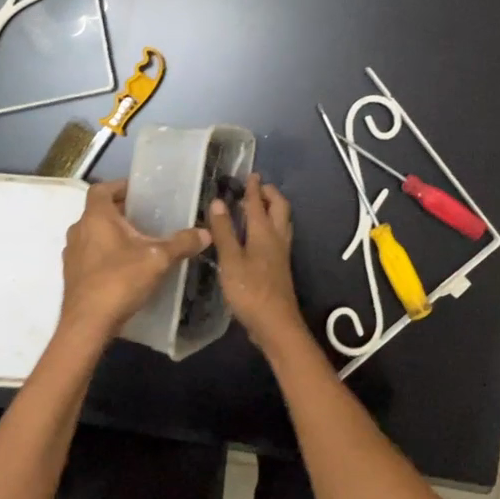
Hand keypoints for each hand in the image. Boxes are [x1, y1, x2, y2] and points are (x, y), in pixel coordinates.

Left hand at [60, 180, 209, 341]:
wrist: (87, 325)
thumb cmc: (119, 281)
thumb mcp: (158, 259)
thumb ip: (182, 243)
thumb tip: (206, 233)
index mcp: (96, 217)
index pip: (102, 189)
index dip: (119, 186)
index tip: (139, 192)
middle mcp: (79, 230)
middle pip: (99, 212)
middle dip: (121, 212)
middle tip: (146, 217)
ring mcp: (72, 254)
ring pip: (93, 234)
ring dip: (112, 234)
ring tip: (138, 242)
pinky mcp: (72, 275)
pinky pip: (90, 254)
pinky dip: (105, 253)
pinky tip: (125, 267)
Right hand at [208, 174, 304, 348]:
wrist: (276, 324)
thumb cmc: (250, 290)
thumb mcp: (231, 260)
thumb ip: (224, 232)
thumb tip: (217, 202)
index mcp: (265, 232)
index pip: (259, 203)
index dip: (254, 187)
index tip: (250, 174)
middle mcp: (277, 238)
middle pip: (279, 208)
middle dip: (269, 194)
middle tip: (256, 188)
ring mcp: (281, 253)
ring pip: (282, 222)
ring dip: (272, 209)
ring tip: (259, 206)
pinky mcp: (280, 267)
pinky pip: (278, 236)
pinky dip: (270, 226)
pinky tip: (259, 235)